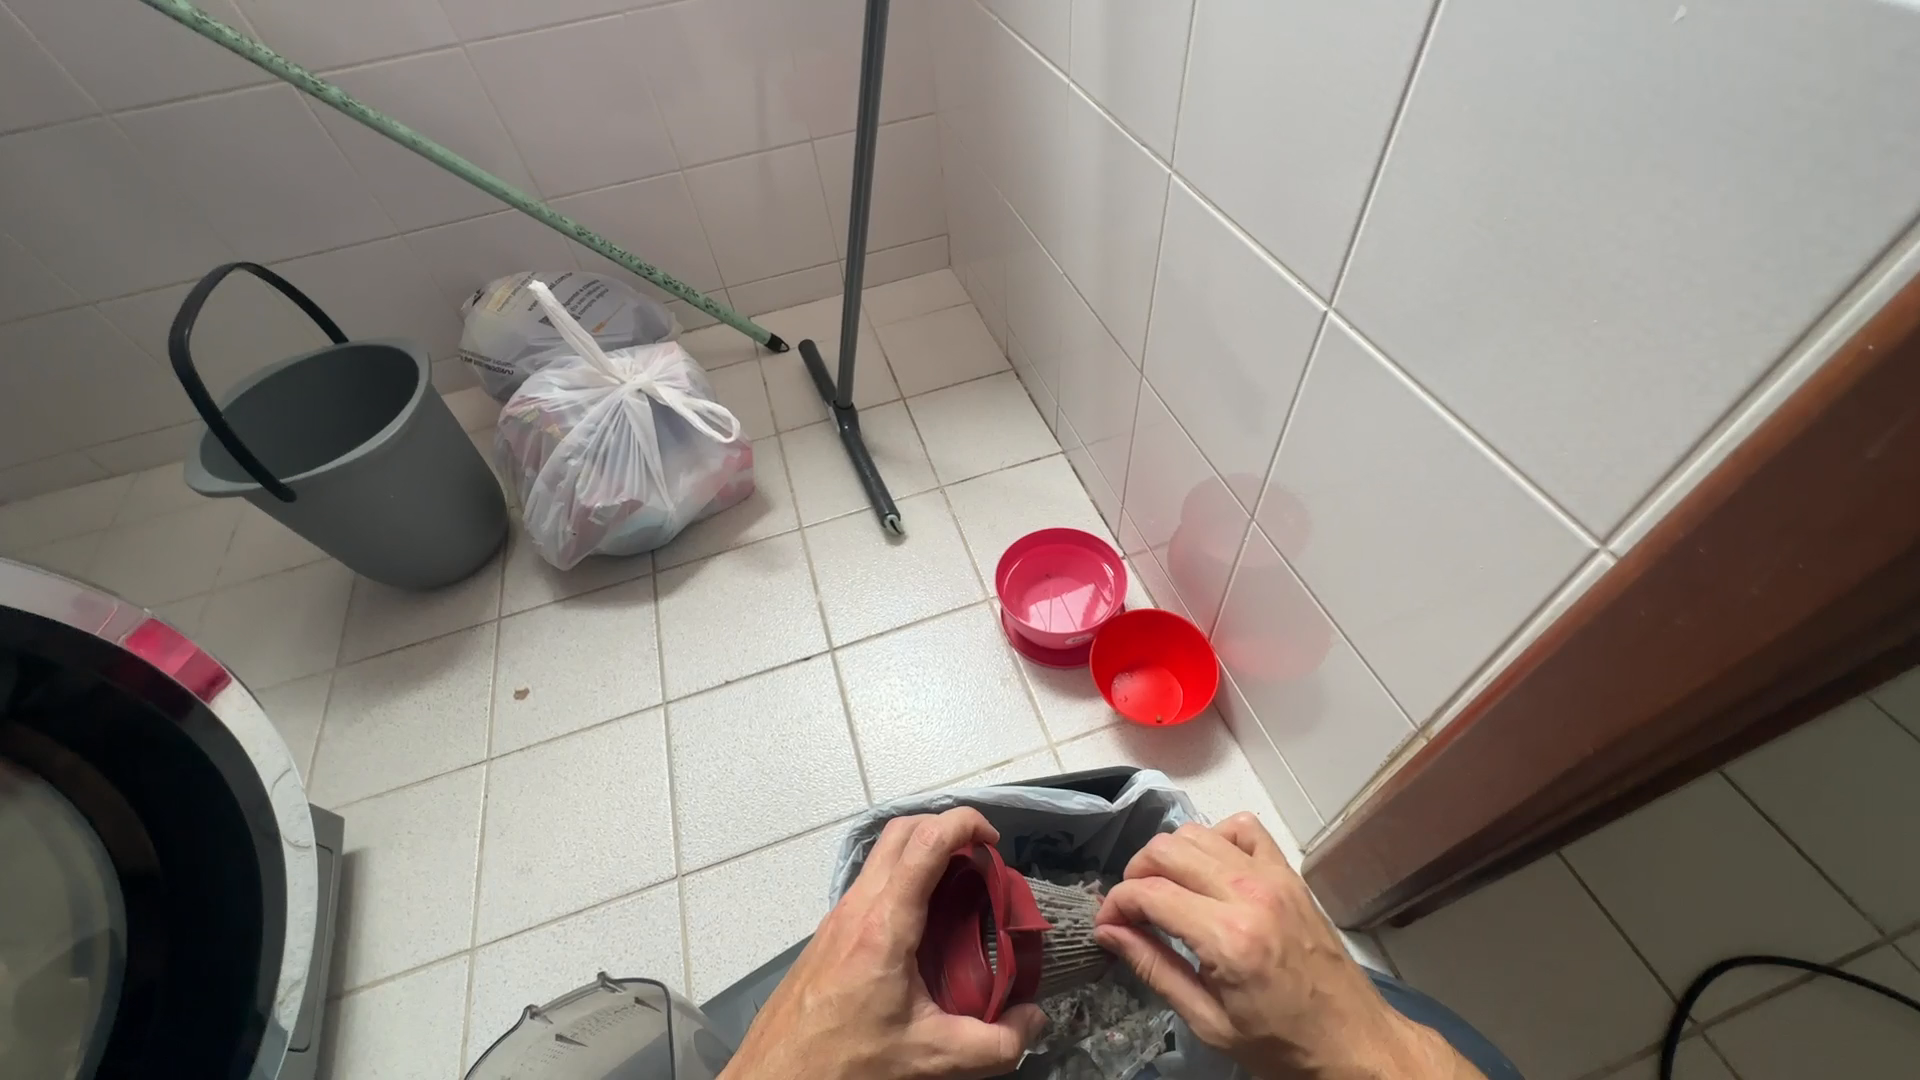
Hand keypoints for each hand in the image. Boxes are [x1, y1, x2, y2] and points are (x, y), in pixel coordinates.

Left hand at [720, 808, 1047, 1079]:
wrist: (775, 1078)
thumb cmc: (846, 1062)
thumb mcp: (930, 1058)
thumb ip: (993, 1043)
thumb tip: (1034, 1020)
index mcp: (886, 924)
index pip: (925, 842)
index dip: (963, 824)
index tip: (993, 840)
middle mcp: (860, 904)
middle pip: (902, 829)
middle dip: (946, 825)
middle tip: (980, 855)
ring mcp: (841, 910)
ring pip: (884, 849)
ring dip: (924, 846)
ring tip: (958, 881)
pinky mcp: (832, 926)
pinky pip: (874, 876)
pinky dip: (905, 872)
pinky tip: (923, 916)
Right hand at [1094, 814, 1480, 1079]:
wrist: (1357, 1045)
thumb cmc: (1280, 1045)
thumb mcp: (1209, 1022)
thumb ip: (1154, 968)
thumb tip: (1109, 931)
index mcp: (1227, 938)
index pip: (1149, 893)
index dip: (1116, 903)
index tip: (1106, 922)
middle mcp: (1247, 893)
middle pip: (1166, 850)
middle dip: (1135, 874)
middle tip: (1131, 908)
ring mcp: (1271, 876)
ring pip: (1196, 832)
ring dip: (1168, 855)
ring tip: (1165, 889)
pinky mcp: (1288, 872)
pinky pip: (1241, 827)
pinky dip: (1215, 836)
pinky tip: (1209, 868)